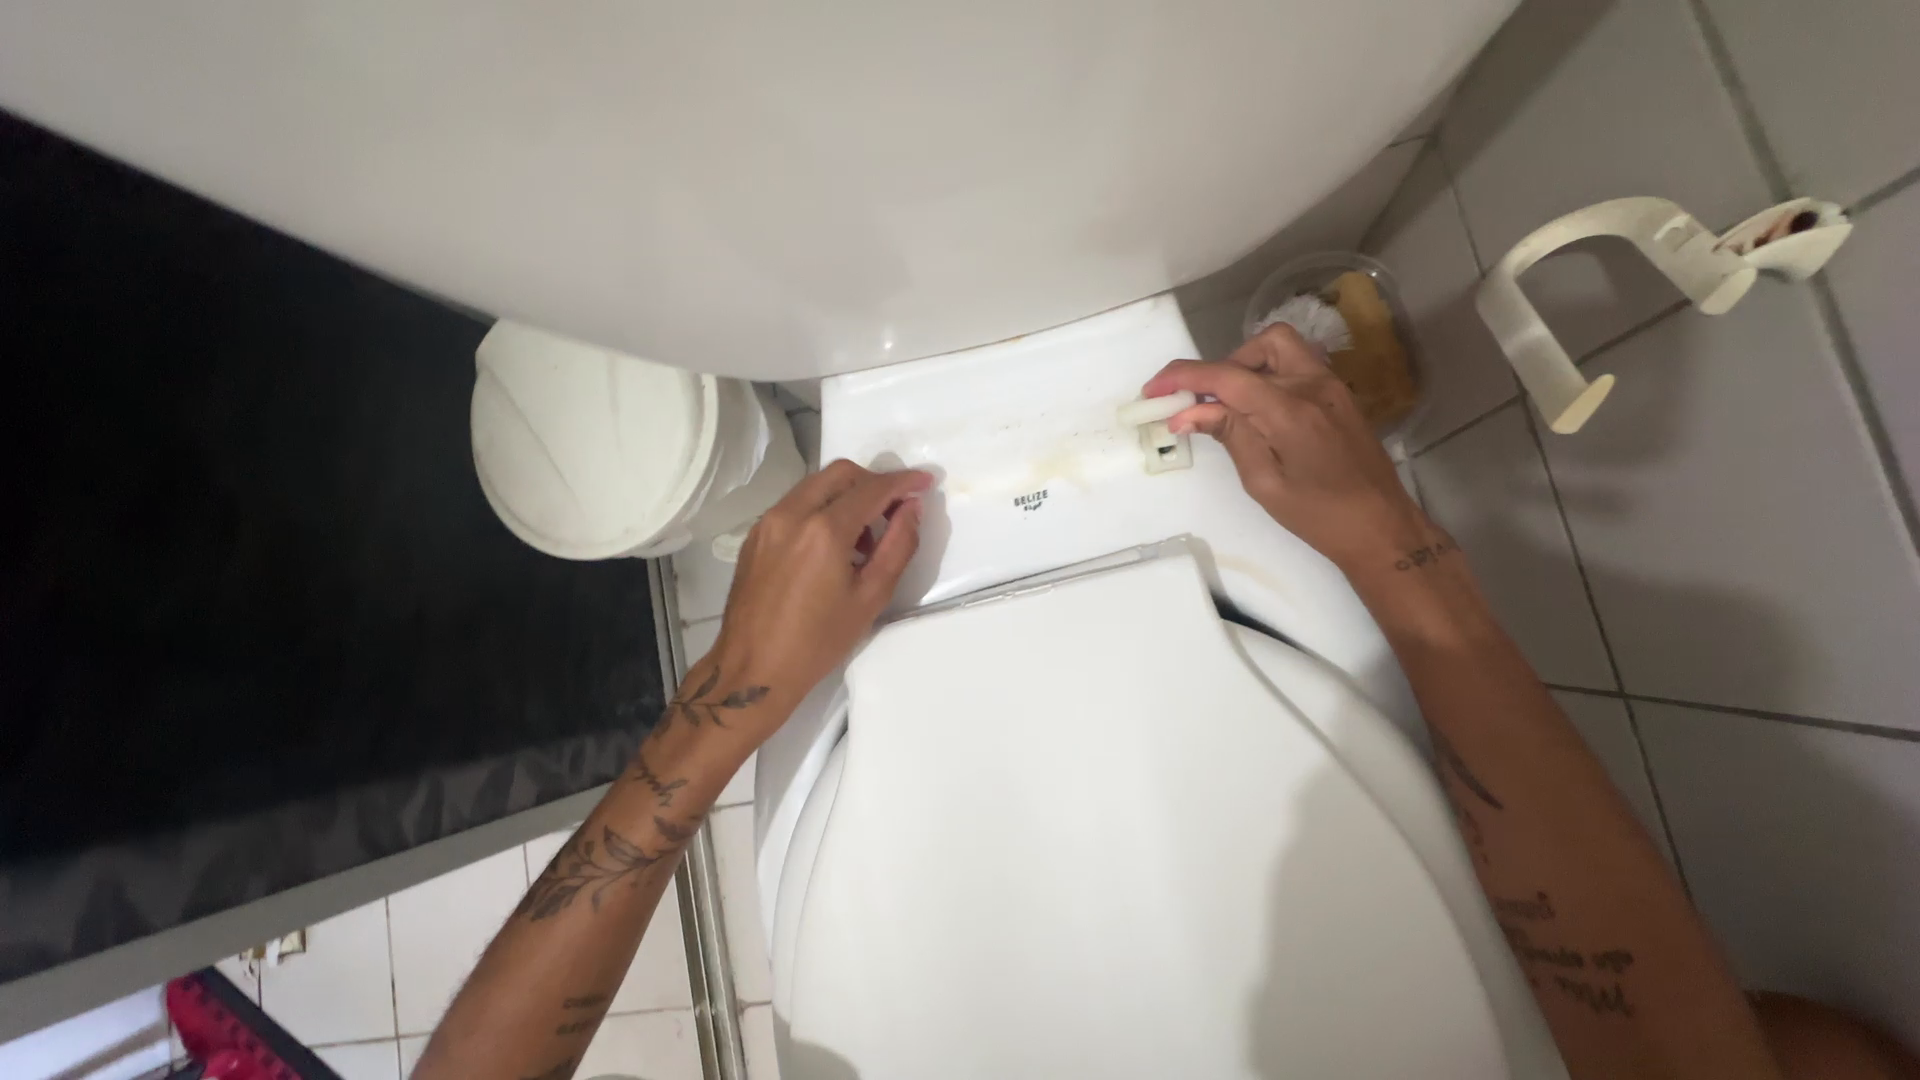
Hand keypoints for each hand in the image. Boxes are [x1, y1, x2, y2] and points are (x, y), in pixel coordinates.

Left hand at [704, 460, 931, 724]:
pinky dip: (821, 510)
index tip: (925, 481)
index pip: (872, 488)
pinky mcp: (755, 535)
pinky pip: (795, 505)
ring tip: (864, 540)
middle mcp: (791, 514)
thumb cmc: (818, 641)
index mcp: (824, 530)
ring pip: (815, 486)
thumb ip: (898, 545)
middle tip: (894, 510)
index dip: (903, 481)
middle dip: (873, 482)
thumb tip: (911, 509)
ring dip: (847, 497)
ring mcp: (768, 522)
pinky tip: (832, 548)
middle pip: (840, 473)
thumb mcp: (872, 597)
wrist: (753, 669)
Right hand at [1143, 325, 1440, 573]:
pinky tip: (1260, 410)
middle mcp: (1313, 386)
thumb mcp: (1263, 482)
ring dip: (1246, 364)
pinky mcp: (1339, 395)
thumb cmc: (1317, 515)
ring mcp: (1331, 386)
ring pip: (1280, 346)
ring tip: (1230, 404)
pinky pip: (1297, 365)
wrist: (1380, 525)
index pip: (1227, 376)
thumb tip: (1188, 412)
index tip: (1153, 389)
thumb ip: (1229, 436)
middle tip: (1201, 404)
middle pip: (1257, 347)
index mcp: (1290, 411)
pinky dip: (1268, 373)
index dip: (1183, 377)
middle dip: (1219, 368)